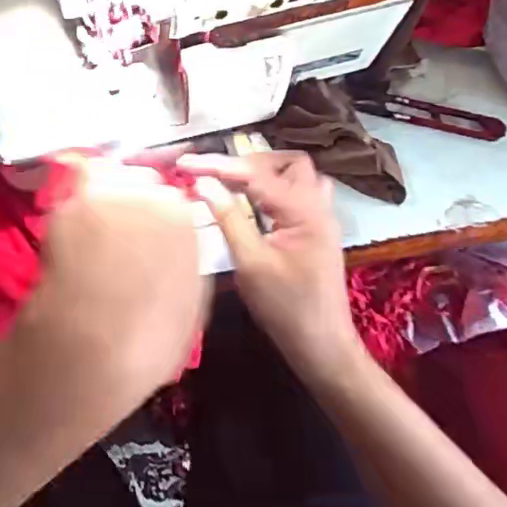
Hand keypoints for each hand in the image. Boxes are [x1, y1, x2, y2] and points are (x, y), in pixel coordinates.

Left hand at [0, 156, 210, 429]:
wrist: (93, 342)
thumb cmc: (152, 335)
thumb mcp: (191, 296)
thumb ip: (183, 254)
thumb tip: (172, 244)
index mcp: (181, 215)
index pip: (169, 195)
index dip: (157, 214)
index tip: (148, 232)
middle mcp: (143, 193)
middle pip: (136, 179)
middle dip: (130, 198)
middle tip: (118, 230)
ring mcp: (99, 195)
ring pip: (101, 179)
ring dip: (99, 197)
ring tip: (92, 231)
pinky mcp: (63, 206)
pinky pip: (71, 198)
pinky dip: (71, 211)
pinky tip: (69, 239)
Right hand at [176, 152, 364, 379]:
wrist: (321, 345)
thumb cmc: (285, 307)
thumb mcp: (249, 262)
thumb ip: (228, 217)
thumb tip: (203, 182)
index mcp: (304, 213)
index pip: (256, 174)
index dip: (217, 164)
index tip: (185, 162)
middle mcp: (318, 208)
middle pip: (287, 163)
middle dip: (246, 160)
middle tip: (212, 172)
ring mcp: (320, 218)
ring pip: (296, 174)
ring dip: (264, 170)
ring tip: (230, 180)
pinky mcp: (314, 229)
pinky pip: (296, 192)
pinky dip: (272, 186)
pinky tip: (250, 199)